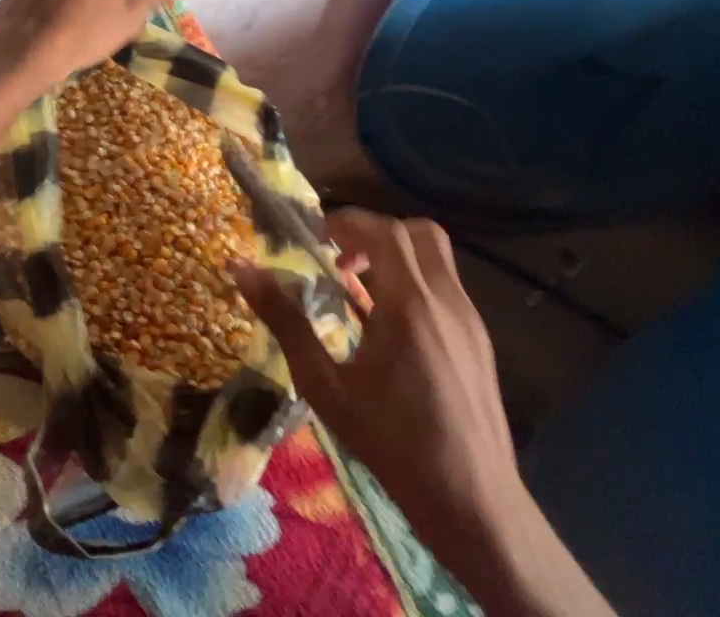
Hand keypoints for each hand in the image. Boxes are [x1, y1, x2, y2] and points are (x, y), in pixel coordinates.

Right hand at [232, 210, 614, 616]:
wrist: (470, 497)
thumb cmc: (388, 439)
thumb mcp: (322, 382)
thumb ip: (284, 319)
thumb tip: (240, 268)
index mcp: (409, 306)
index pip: (384, 232)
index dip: (346, 222)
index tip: (313, 238)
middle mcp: (447, 302)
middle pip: (420, 233)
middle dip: (373, 232)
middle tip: (336, 259)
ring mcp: (470, 321)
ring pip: (438, 258)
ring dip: (395, 256)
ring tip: (356, 292)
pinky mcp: (479, 341)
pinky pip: (446, 287)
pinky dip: (413, 282)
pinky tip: (385, 327)